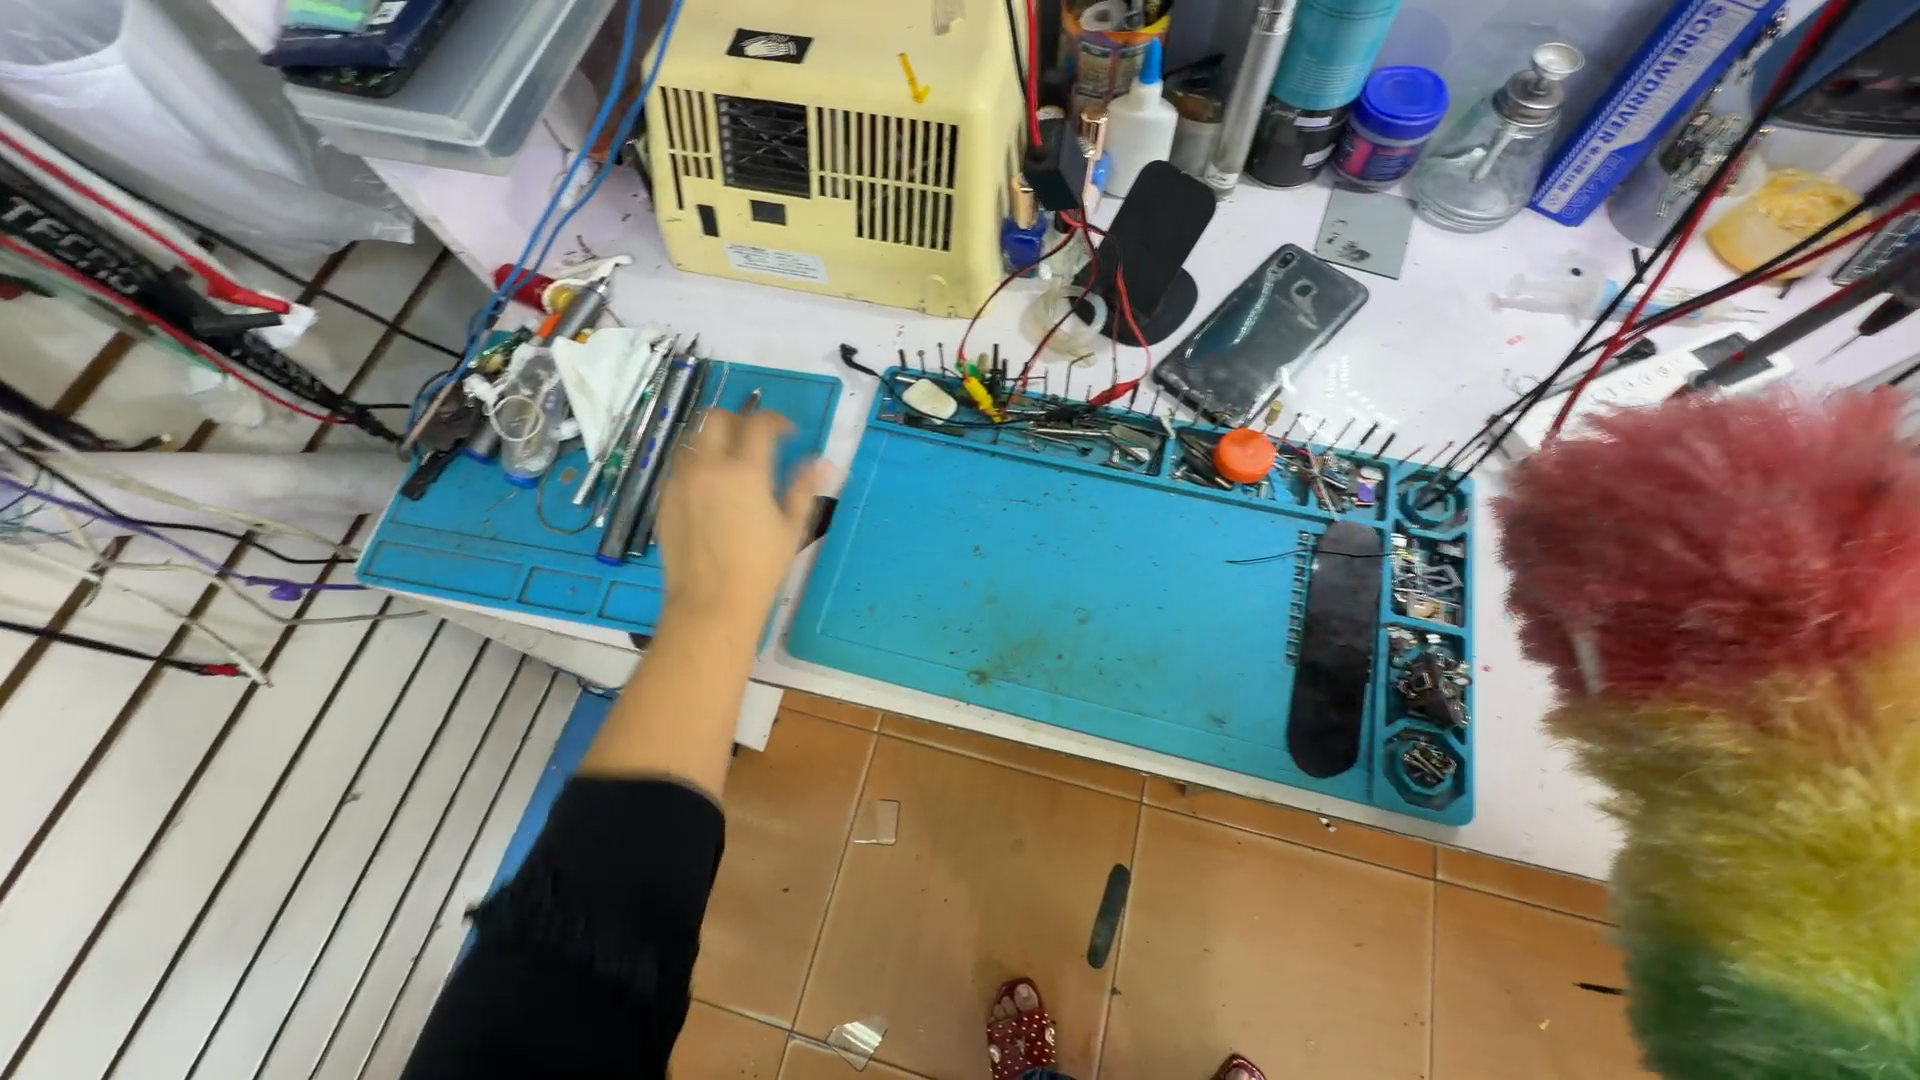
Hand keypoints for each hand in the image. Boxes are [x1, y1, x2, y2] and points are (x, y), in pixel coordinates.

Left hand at [656, 407, 825, 633]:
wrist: (711, 601)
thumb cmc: (760, 568)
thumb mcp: (791, 528)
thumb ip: (803, 488)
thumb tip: (823, 462)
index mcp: (746, 471)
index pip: (759, 424)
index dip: (776, 420)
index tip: (788, 432)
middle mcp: (708, 467)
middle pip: (716, 418)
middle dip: (738, 419)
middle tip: (755, 439)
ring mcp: (680, 482)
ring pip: (691, 439)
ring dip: (712, 439)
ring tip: (729, 460)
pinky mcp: (664, 500)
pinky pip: (678, 467)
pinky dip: (696, 465)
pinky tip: (710, 488)